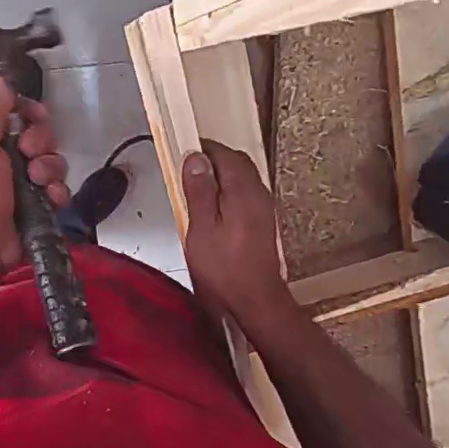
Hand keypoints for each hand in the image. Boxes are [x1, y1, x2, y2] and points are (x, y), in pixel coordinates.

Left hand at [0, 76, 69, 274]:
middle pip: (41, 135)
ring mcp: (25, 183)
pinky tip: (46, 200)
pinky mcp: (41, 203)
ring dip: (49, 171)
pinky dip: (56, 194)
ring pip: (55, 162)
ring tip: (35, 184)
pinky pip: (61, 189)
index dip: (29, 111)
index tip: (33, 116)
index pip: (16, 113)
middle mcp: (7, 159)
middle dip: (40, 144)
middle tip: (27, 156)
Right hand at [182, 141, 293, 322]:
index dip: (203, 150)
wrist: (255, 297)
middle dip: (214, 159)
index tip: (184, 153)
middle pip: (237, 162)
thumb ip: (199, 190)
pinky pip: (248, 193)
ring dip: (223, 175)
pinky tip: (216, 207)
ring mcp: (265, 206)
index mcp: (243, 189)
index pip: (224, 154)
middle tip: (190, 169)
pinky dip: (231, 190)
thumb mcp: (201, 228)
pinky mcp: (265, 220)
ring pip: (244, 177)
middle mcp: (259, 192)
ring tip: (199, 189)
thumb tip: (196, 159)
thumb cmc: (225, 268)